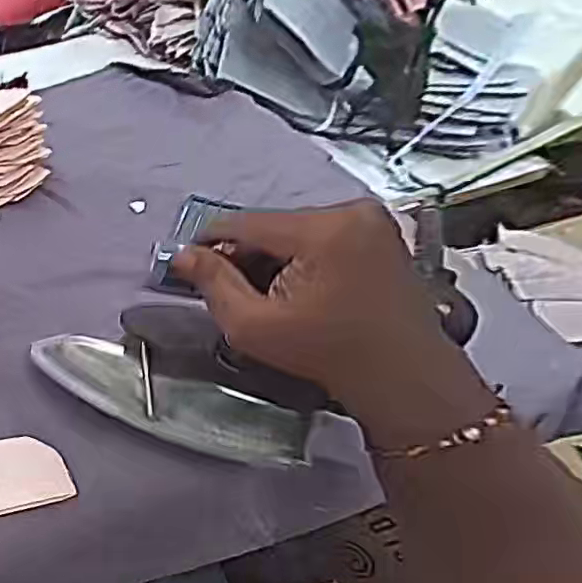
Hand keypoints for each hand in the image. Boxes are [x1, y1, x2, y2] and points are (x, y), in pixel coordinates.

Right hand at [172, 200, 493, 448]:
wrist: (397, 371)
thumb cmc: (325, 352)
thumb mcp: (253, 325)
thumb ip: (213, 284)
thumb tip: (184, 255)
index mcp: (321, 230)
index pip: (243, 223)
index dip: (209, 245)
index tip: (191, 269)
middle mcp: (350, 211)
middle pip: (270, 226)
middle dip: (245, 257)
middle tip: (235, 295)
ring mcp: (369, 219)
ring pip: (293, 231)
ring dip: (272, 259)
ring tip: (271, 299)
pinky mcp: (378, 232)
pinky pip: (320, 236)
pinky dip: (299, 258)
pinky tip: (299, 292)